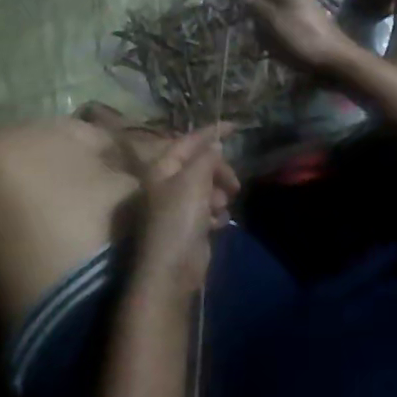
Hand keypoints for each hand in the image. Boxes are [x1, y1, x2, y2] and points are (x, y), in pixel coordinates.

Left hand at [135, 126, 238, 296]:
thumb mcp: (194, 180)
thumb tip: (214, 144)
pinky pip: (209, 210)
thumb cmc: (179, 218)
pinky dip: (215, 214)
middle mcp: (168, 184)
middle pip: (201, 166)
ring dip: (218, 195)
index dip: (211, 133)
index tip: (234, 126)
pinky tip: (217, 224)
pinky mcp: (189, 227)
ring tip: (219, 207)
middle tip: (233, 184)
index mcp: (162, 168)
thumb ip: (206, 158)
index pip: (189, 142)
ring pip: (207, 188)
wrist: (172, 270)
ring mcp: (178, 206)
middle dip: (219, 172)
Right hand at [240, 0, 355, 76]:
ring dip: (265, 27)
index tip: (228, 1)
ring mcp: (304, 10)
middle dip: (254, 14)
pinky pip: (285, 25)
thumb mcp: (275, 23)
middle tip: (247, 30)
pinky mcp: (308, 25)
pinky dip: (277, 34)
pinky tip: (276, 47)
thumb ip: (258, 7)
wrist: (337, 60)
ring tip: (262, 43)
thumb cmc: (303, 40)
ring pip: (274, 14)